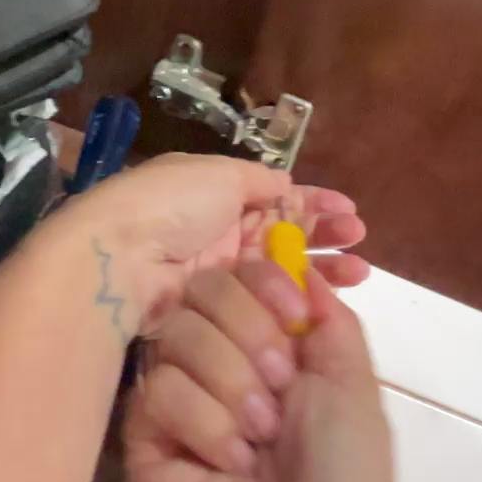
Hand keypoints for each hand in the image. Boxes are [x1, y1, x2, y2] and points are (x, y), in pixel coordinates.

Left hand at [50, 153, 369, 321]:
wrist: (121, 258)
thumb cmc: (171, 204)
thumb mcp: (217, 173)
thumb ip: (258, 179)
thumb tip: (287, 184)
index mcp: (221, 192)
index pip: (278, 197)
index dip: (315, 203)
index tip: (349, 212)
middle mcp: (223, 231)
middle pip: (287, 234)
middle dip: (326, 236)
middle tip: (359, 242)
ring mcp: (222, 272)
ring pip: (283, 269)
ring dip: (321, 268)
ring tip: (359, 272)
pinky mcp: (219, 308)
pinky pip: (265, 300)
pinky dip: (297, 298)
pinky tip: (326, 298)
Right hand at [124, 262, 435, 481]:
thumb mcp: (356, 388)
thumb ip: (325, 315)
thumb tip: (291, 256)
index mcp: (274, 347)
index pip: (243, 274)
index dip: (262, 280)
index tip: (288, 314)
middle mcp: (225, 362)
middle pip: (203, 291)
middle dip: (248, 334)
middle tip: (279, 390)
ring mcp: (182, 399)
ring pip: (176, 335)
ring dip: (229, 384)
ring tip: (257, 441)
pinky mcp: (145, 439)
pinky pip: (155, 391)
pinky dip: (201, 423)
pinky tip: (224, 465)